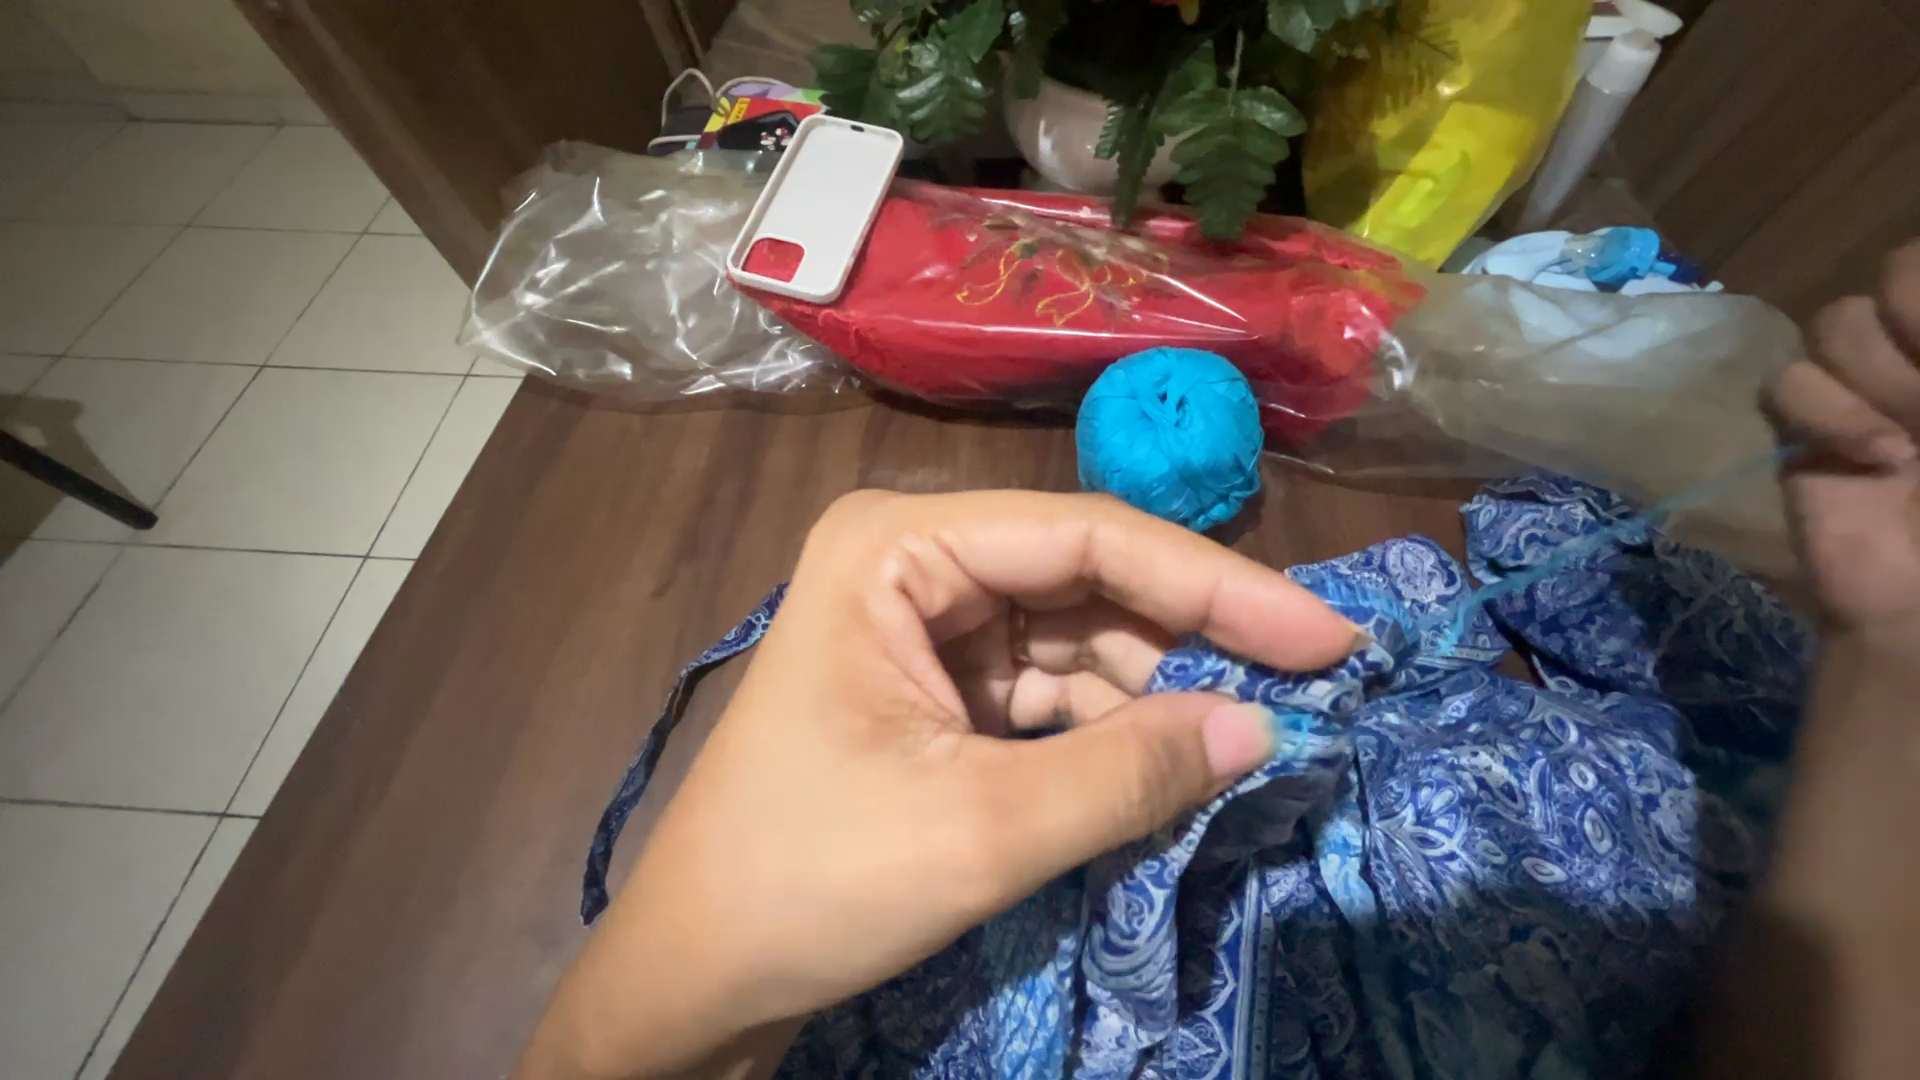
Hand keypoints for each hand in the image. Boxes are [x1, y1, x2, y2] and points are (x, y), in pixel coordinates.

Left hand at [517, 490, 1358, 1078]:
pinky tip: (1167, 755)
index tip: (1325, 634)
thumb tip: (1262, 729)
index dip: (1212, 583)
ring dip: (1155, 685)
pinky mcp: (938, 678)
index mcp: (897, 547)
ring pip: (1073, 632)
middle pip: (1083, 577)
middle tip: (1308, 682)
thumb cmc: (809, 880)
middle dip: (1189, 634)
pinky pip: (1046, 682)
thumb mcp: (980, 829)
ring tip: (1246, 734)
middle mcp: (912, 558)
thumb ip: (1127, 771)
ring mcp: (924, 617)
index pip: (1082, 537)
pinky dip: (1108, 720)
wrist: (700, 966)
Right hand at [1767, 240, 1919, 639]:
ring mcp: (1871, 389)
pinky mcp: (1804, 430)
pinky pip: (1787, 384)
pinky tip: (1868, 458)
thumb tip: (1907, 309)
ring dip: (1874, 377)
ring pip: (1837, 321)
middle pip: (1899, 271)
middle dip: (1916, 324)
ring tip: (1912, 440)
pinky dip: (1826, 417)